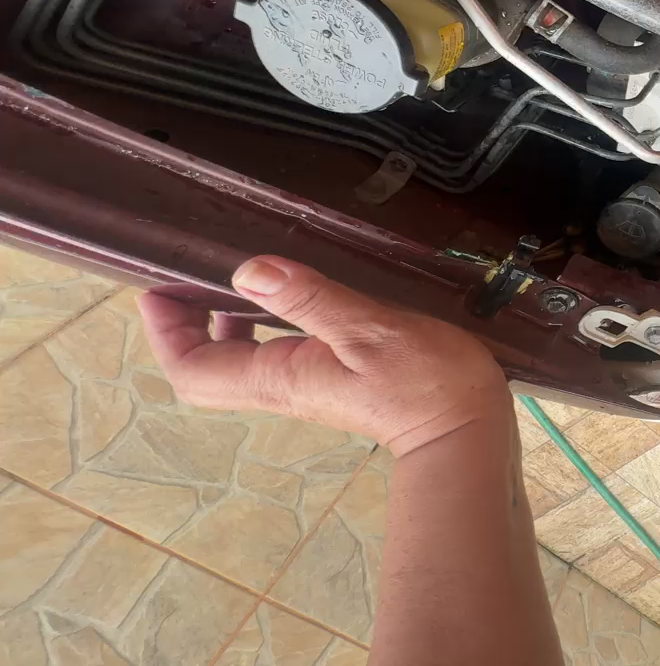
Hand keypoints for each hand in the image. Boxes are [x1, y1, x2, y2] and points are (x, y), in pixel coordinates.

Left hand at [138, 256, 508, 455]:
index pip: (192, 364)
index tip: (161, 289)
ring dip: (223, 332)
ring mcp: (309, 390)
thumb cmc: (424, 379)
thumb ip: (312, 301)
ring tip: (239, 292)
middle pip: (206, 371)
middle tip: (192, 288)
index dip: (167, 330)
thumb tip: (250, 271)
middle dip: (186, 331)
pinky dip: (265, 335)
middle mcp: (282, 388)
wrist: (463, 425)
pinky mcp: (335, 386)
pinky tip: (296, 313)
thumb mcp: (372, 330)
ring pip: (239, 367)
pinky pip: (276, 362)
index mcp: (278, 375)